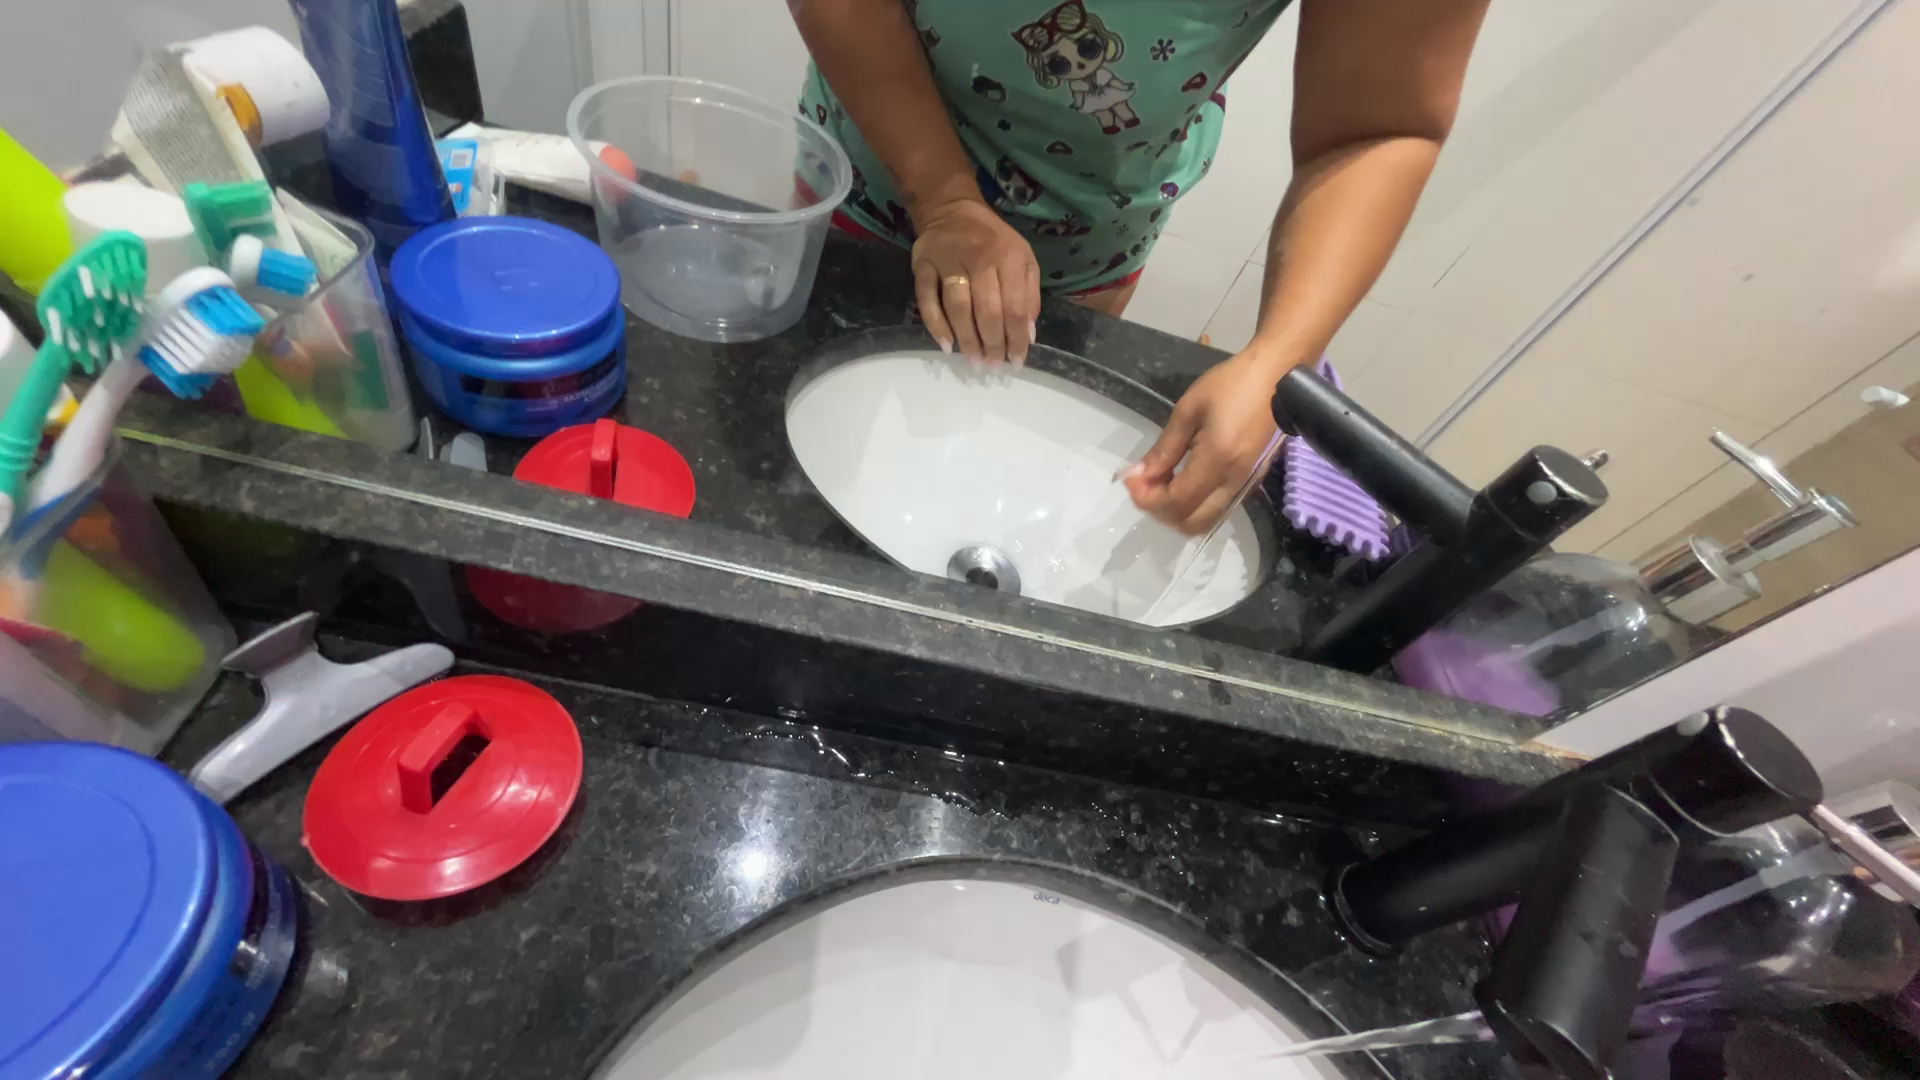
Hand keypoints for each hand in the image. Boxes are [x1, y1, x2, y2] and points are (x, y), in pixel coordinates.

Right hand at [911, 197, 1039, 363]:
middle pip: (987, 311)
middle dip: (992, 344)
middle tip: (993, 365)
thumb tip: (1028, 336)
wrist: (952, 209)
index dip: (1016, 339)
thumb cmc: (994, 241)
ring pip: (958, 308)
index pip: (1015, 307)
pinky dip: (936, 325)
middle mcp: (979, 258)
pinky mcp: (923, 265)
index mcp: (1009, 257)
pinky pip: (927, 300)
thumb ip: (1029, 296)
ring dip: (967, 339)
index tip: (1016, 361)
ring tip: (974, 361)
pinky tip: (947, 345)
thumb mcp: (1023, 259)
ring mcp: (948, 261)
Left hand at [1124, 350, 1302, 533]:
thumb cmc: (1232, 384)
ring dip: (1175, 511)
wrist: (1279, 373)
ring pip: (1204, 521)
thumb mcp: (1189, 410)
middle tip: (1142, 484)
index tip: (1129, 478)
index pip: (1176, 501)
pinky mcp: (1249, 480)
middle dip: (1159, 510)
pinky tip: (1177, 479)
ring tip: (1157, 483)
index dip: (1146, 497)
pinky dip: (1191, 505)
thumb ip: (1165, 448)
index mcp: (1218, 460)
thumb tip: (1141, 475)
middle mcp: (1234, 481)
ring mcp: (1245, 484)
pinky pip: (1216, 508)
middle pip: (1191, 523)